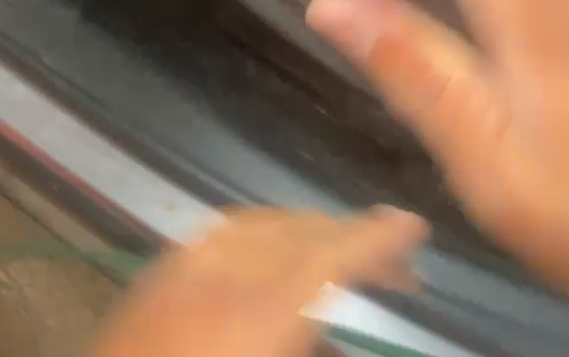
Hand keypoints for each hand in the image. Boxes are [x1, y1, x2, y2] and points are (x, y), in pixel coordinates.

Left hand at [89, 208, 425, 356]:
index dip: (371, 239)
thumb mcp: (273, 344)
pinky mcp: (158, 275)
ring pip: (248, 227)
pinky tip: (269, 255)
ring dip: (299, 230)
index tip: (410, 224)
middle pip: (288, 233)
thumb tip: (331, 313)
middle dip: (343, 235)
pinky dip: (254, 234)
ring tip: (342, 254)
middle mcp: (218, 274)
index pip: (325, 257)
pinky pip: (214, 236)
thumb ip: (317, 338)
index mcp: (261, 311)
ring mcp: (180, 268)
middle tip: (399, 265)